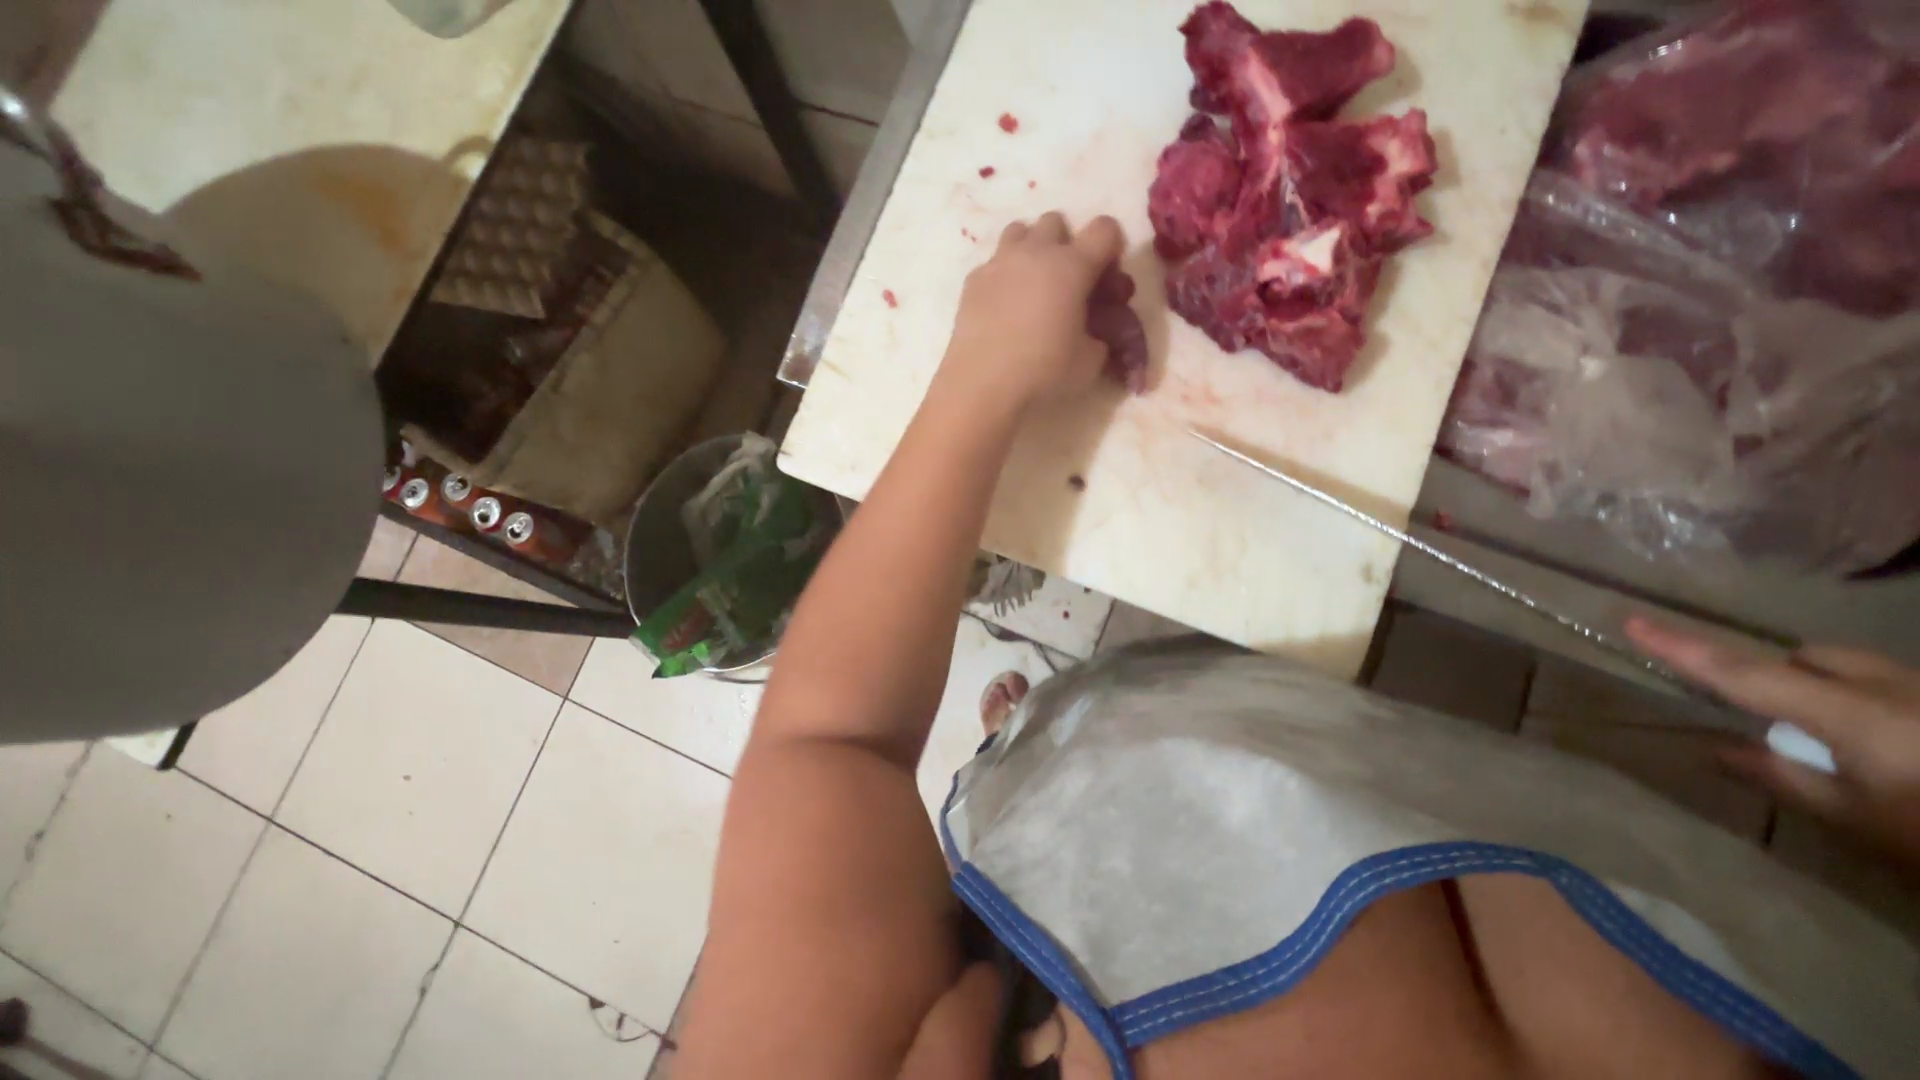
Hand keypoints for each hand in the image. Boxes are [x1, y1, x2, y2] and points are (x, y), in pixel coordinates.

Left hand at [933, 212, 1125, 416]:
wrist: (982, 385)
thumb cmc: (1044, 371)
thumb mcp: (1091, 360)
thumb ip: (1101, 334)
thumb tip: (1096, 331)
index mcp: (1072, 265)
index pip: (1105, 229)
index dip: (1112, 248)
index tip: (1106, 278)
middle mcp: (1035, 252)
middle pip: (1056, 221)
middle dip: (1066, 244)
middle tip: (1067, 282)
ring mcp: (999, 263)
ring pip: (1020, 231)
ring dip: (1031, 249)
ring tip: (1033, 285)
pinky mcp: (972, 281)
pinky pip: (993, 262)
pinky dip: (1004, 275)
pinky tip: (1004, 306)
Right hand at [1627, 617, 1919, 872]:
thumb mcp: (1863, 823)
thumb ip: (1786, 779)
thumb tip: (1719, 748)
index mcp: (1851, 715)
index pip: (1743, 674)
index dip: (1683, 650)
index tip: (1632, 624)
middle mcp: (1889, 688)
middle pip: (1810, 658)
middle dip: (1777, 676)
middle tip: (1769, 724)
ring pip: (1855, 670)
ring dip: (1826, 693)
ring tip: (1835, 744)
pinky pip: (1890, 690)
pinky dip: (1868, 709)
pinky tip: (1891, 753)